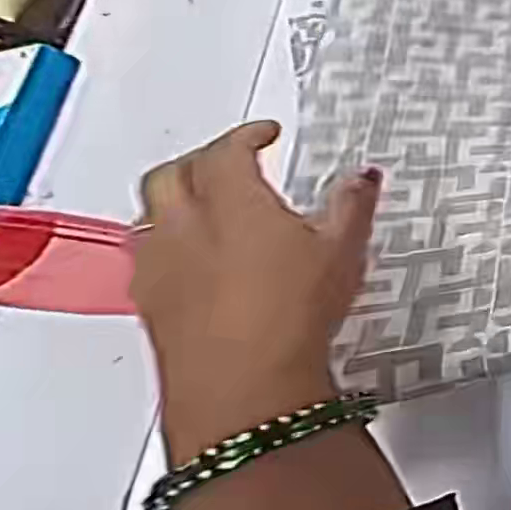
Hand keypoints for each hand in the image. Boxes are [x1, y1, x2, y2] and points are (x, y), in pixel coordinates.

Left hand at [131, 121, 380, 462]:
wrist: (245, 377)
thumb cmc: (294, 308)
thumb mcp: (345, 248)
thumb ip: (352, 204)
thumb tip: (361, 176)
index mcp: (235, 206)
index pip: (225, 153)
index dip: (245, 136)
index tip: (265, 132)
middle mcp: (185, 227)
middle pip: (171, 174)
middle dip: (202, 158)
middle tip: (233, 156)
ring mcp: (159, 263)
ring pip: (151, 210)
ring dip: (180, 194)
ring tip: (214, 200)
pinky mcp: (150, 297)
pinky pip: (149, 248)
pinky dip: (171, 232)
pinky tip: (201, 250)